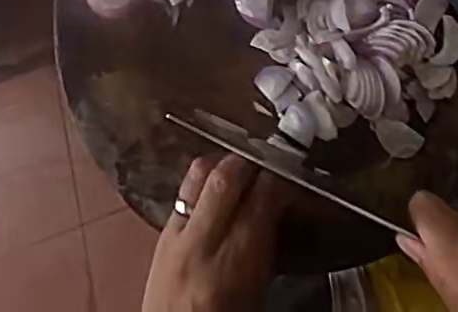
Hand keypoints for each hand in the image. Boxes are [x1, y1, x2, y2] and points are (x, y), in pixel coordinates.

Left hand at [142, 155, 290, 311]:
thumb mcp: (257, 297)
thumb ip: (268, 249)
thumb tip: (284, 206)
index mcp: (232, 270)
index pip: (261, 202)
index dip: (282, 181)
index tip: (296, 178)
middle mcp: (200, 245)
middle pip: (227, 177)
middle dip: (253, 161)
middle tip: (273, 162)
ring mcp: (175, 236)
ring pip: (200, 172)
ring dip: (227, 161)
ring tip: (247, 165)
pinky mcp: (160, 234)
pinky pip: (184, 188)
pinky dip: (206, 176)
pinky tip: (220, 183)